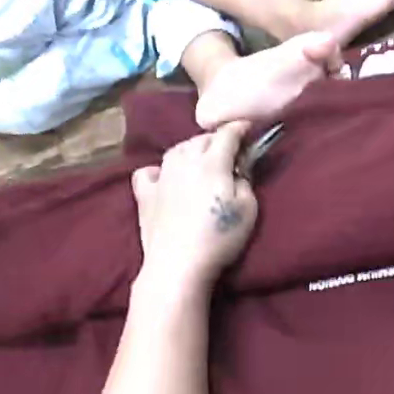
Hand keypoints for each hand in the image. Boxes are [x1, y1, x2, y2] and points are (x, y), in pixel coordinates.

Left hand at [130, 122, 258, 292]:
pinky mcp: (145, 195)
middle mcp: (184, 161)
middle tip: (229, 152)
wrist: (178, 264)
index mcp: (212, 162)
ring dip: (190, 150)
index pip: (227, 134)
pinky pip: (148, 171)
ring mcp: (161, 176)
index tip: (249, 129)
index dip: (240, 128)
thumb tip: (239, 168)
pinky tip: (165, 178)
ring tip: (200, 161)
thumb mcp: (248, 208)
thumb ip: (246, 180)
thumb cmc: (219, 237)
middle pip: (201, 139)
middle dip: (217, 140)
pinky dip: (158, 170)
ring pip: (176, 150)